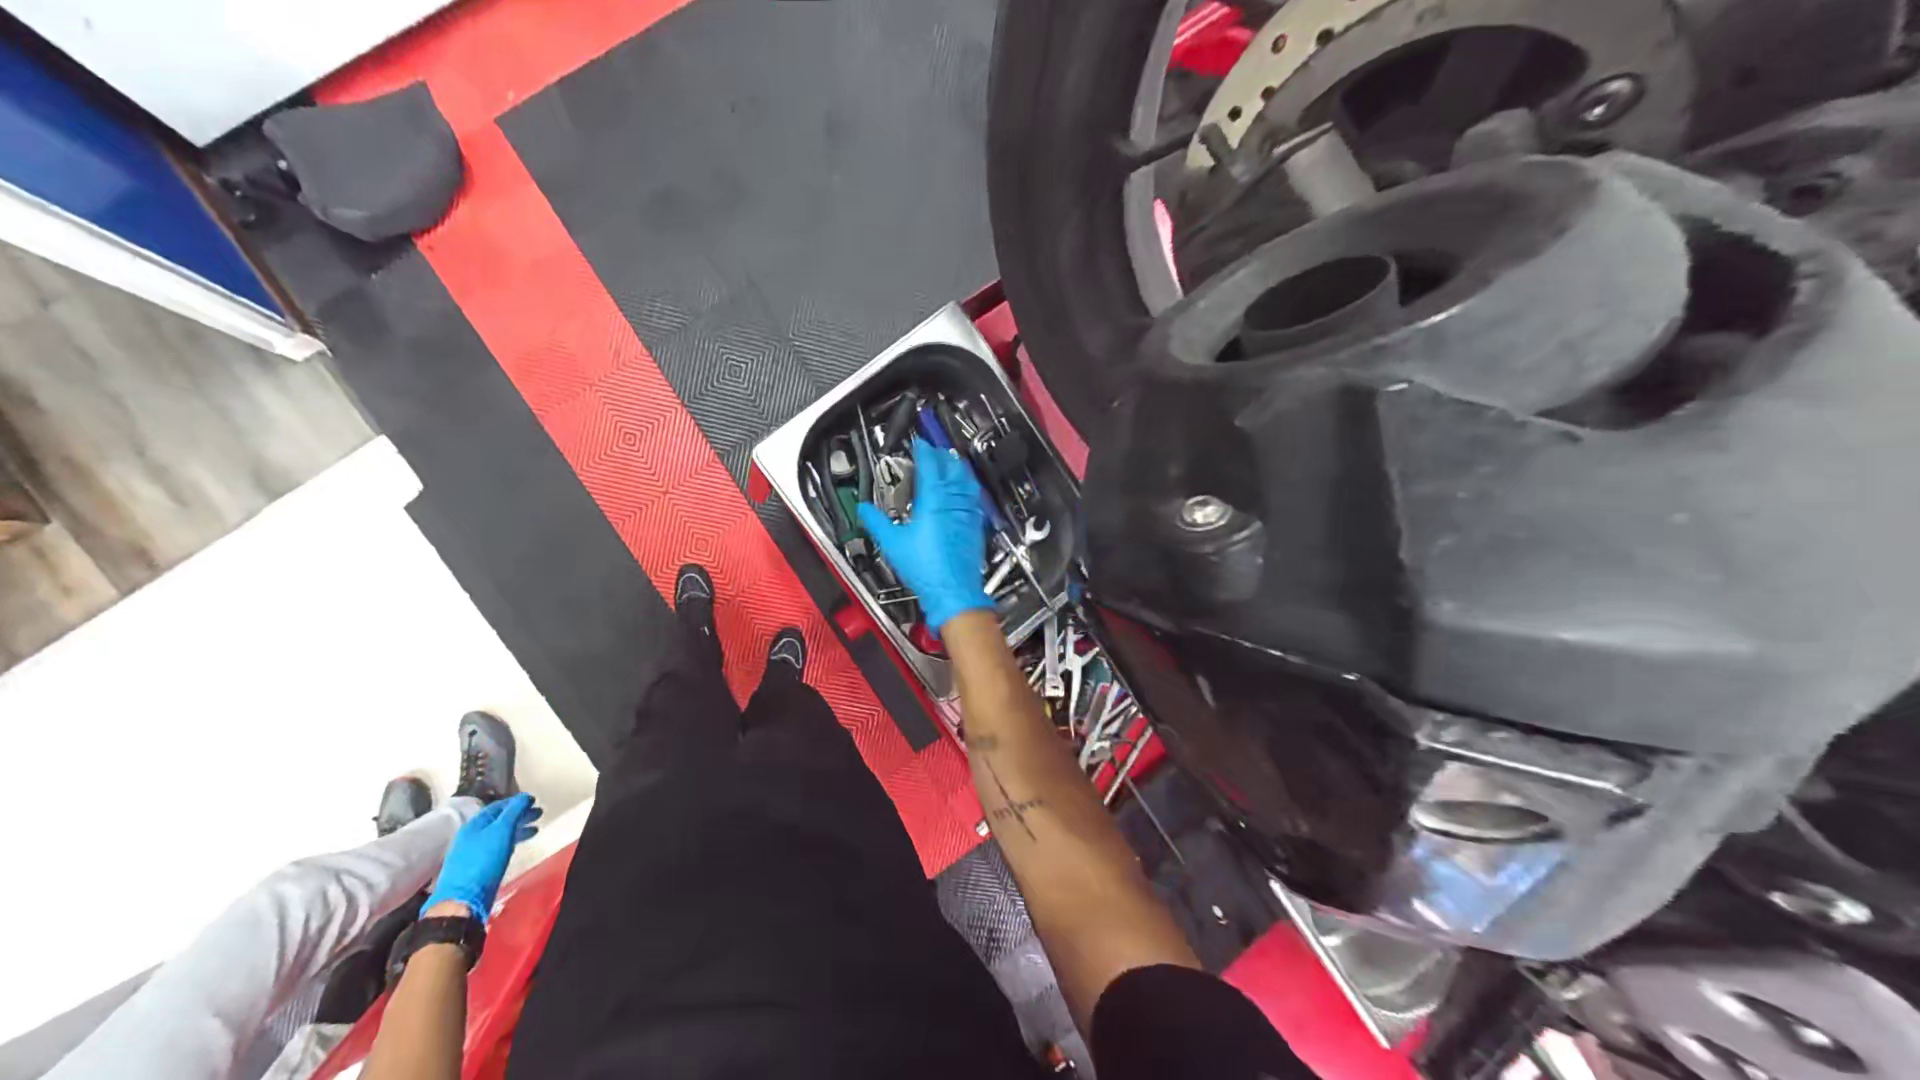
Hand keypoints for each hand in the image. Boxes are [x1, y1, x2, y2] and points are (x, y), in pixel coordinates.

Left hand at [422, 793, 540, 924]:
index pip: (499, 806)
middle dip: (519, 815)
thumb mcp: (501, 831)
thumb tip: (525, 797)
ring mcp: (472, 852)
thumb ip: (514, 812)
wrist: (462, 900)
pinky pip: (497, 846)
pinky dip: (510, 841)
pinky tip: (517, 845)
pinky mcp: (476, 867)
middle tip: (538, 814)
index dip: (516, 802)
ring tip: (534, 829)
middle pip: (499, 820)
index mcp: (475, 824)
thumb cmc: (483, 862)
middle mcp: (471, 836)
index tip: (533, 801)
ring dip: (517, 829)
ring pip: (499, 834)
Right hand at [857, 436, 991, 632]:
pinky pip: (974, 497)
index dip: (925, 450)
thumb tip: (864, 509)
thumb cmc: (927, 569)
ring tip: (951, 463)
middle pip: (953, 467)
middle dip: (943, 455)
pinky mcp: (975, 525)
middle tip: (934, 450)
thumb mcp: (893, 543)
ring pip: (967, 480)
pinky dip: (968, 486)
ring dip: (958, 467)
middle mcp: (954, 501)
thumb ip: (877, 522)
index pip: (931, 465)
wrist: (954, 591)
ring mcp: (967, 512)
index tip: (920, 443)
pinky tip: (964, 491)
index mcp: (933, 500)